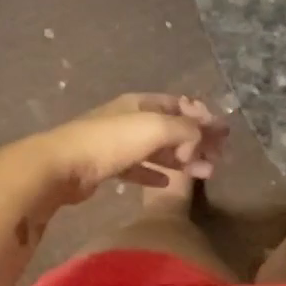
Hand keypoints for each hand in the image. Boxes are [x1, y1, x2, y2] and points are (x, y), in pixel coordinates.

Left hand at [20, 93, 228, 205]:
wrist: (62, 166)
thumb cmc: (112, 141)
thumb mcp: (158, 127)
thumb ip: (188, 129)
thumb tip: (204, 137)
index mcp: (141, 104)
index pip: (180, 104)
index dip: (203, 116)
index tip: (223, 132)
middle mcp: (130, 119)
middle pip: (172, 128)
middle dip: (198, 141)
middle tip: (219, 156)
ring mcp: (118, 143)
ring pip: (160, 149)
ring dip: (184, 160)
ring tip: (206, 173)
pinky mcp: (109, 165)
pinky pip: (141, 168)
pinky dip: (157, 173)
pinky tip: (168, 182)